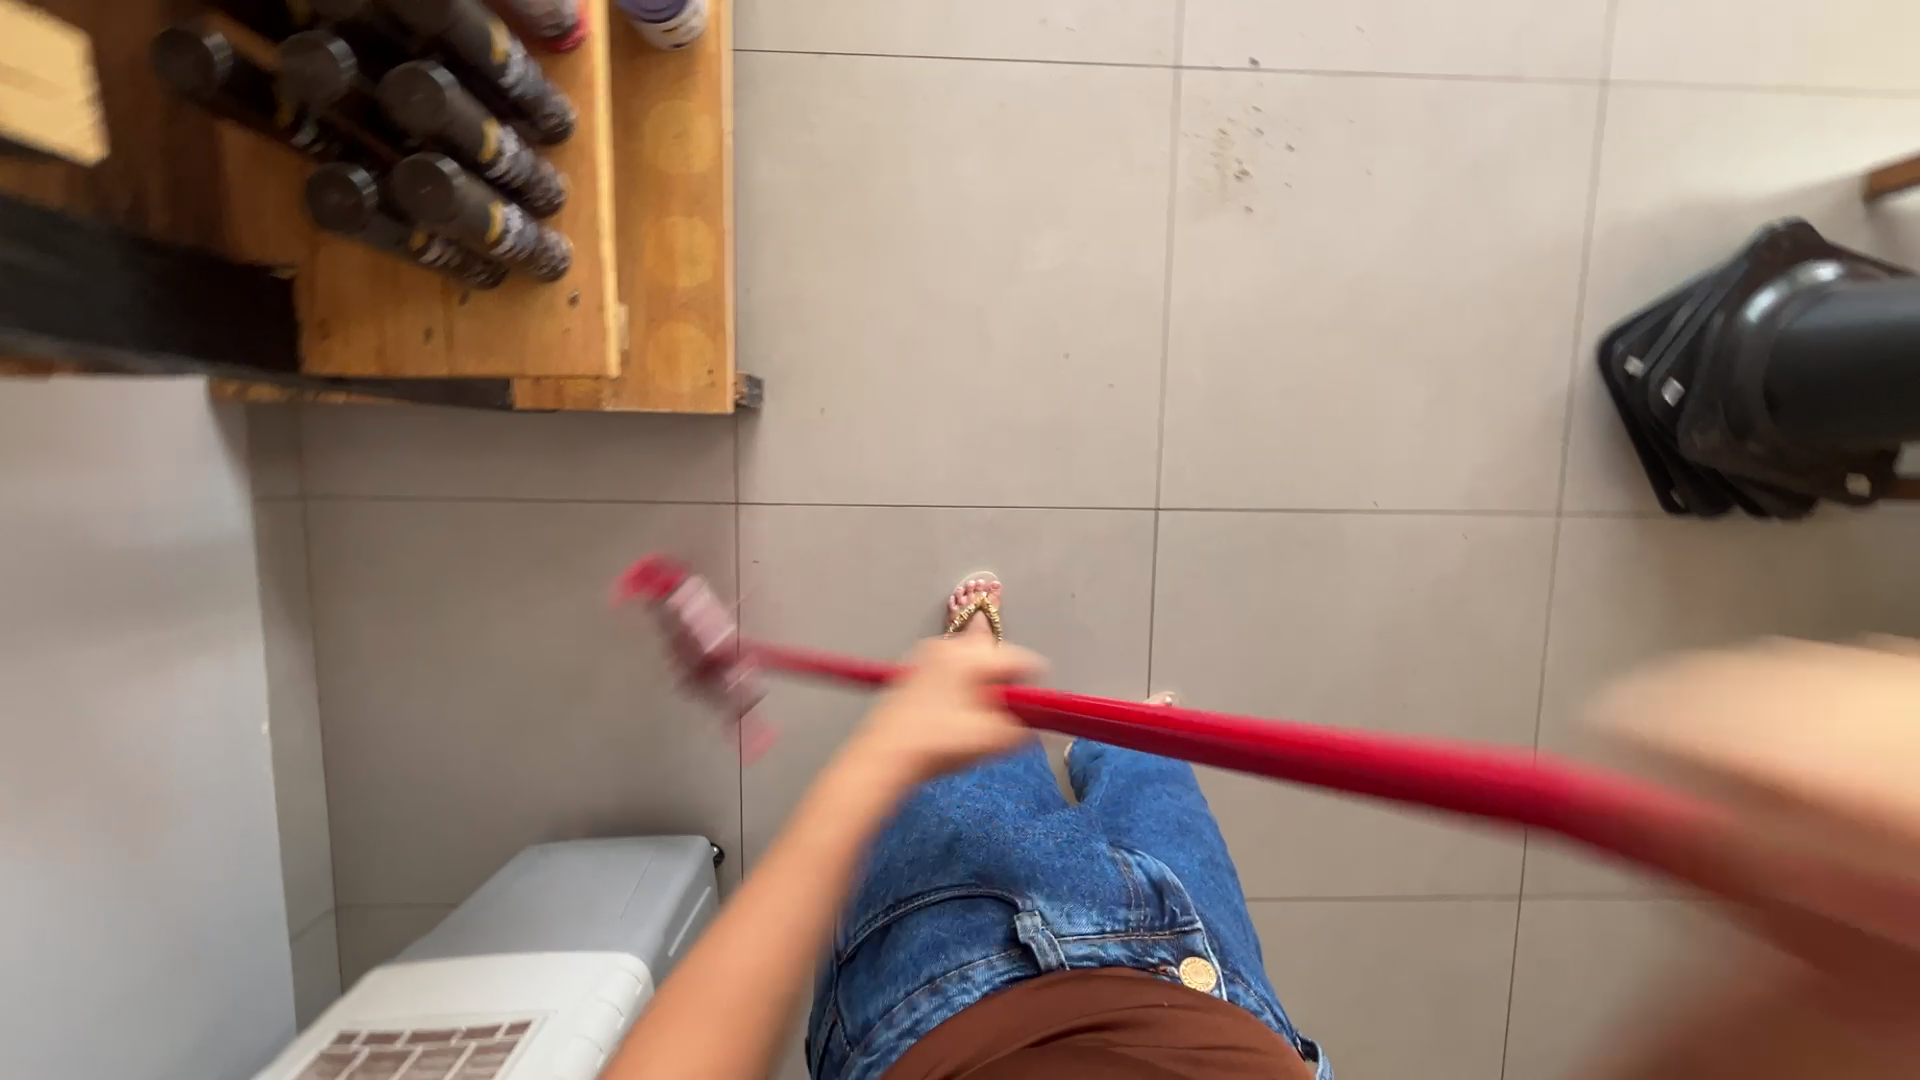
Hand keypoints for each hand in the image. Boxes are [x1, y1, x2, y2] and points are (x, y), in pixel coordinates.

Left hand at [845, 634, 1047, 785]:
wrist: (883, 756)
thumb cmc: (938, 744)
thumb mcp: (991, 740)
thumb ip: (1024, 730)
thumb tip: (1039, 727)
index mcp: (971, 655)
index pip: (1020, 658)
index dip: (1035, 683)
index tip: (1039, 707)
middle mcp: (949, 645)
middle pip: (993, 653)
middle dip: (1005, 678)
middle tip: (1007, 708)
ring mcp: (926, 654)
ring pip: (970, 659)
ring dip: (982, 679)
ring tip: (981, 711)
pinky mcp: (912, 669)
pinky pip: (949, 667)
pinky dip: (960, 681)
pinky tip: (956, 709)